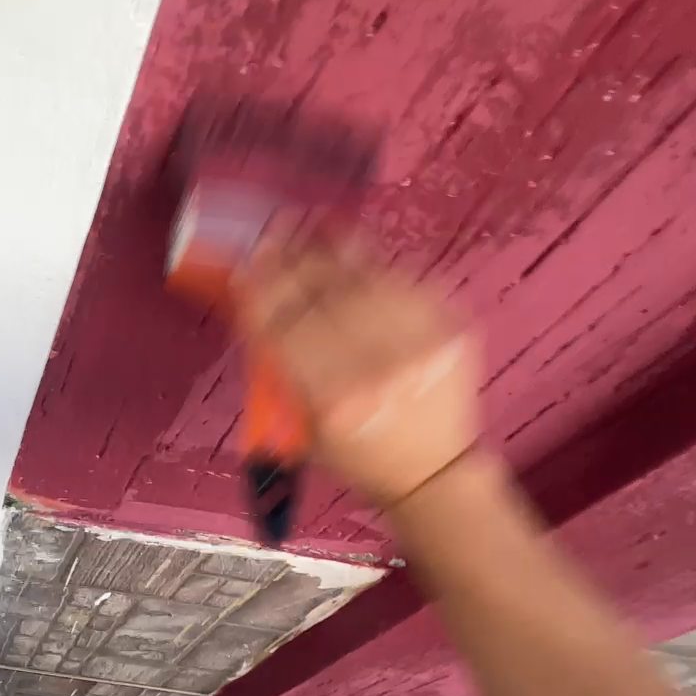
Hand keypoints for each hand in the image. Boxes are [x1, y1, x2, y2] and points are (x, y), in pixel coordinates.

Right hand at [230, 236, 479, 504]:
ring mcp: (423, 342)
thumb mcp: (303, 428)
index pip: (287, 332)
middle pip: (325, 298)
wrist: (431, 469)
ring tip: (304, 226)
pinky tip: (346, 245)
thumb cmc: (354, 454)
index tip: (243, 268)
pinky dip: (371, 261)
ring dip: (329, 249)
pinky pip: (404, 279)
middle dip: (291, 264)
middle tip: (269, 238)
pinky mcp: (452, 326)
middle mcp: (381, 367)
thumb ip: (283, 373)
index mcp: (336, 401)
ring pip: (366, 279)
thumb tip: (260, 311)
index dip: (262, 295)